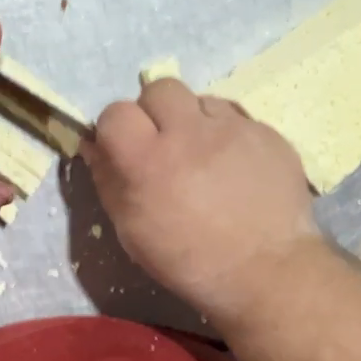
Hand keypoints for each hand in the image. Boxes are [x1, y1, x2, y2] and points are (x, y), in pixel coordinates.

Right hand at [83, 79, 325, 322]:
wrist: (263, 271)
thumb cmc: (186, 261)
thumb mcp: (132, 231)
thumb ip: (109, 182)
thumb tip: (94, 148)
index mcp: (147, 161)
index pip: (115, 112)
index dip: (114, 129)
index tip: (122, 150)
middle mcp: (189, 132)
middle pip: (158, 89)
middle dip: (153, 113)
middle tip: (160, 145)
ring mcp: (232, 127)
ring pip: (199, 99)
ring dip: (190, 122)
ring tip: (199, 158)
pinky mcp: (265, 132)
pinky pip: (234, 117)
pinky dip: (224, 135)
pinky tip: (230, 168)